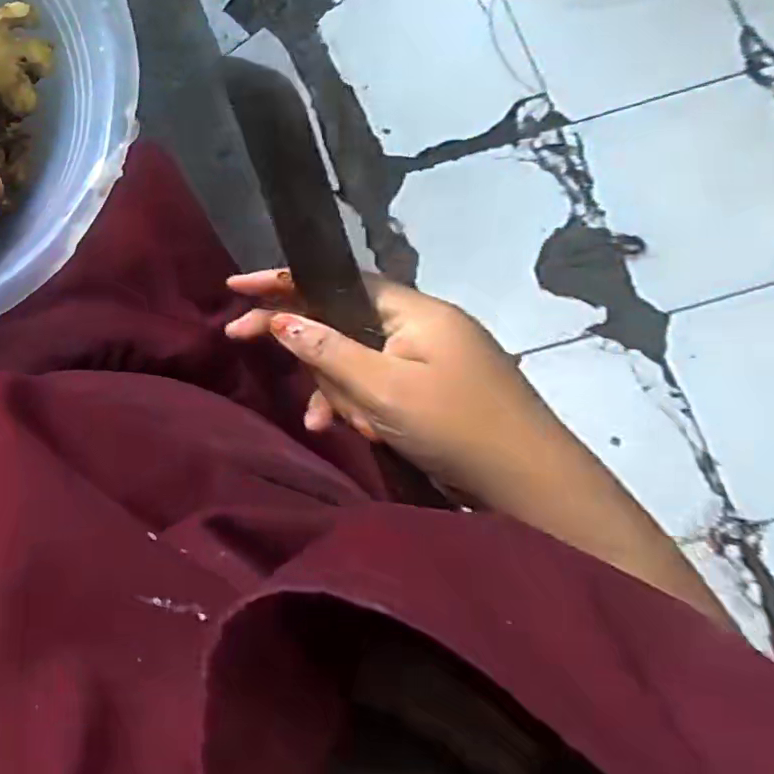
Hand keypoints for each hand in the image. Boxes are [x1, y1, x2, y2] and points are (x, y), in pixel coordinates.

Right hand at [224, 269, 580, 498]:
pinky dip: (350, 402)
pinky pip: (369, 382)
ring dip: (330, 386)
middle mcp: (419, 327)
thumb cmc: (456, 427)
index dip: (282, 281)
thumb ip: (325, 349)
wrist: (537, 492)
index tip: (236, 287)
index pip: (336, 282)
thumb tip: (279, 319)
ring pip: (349, 357)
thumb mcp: (380, 388)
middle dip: (297, 340)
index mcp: (415, 312)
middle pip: (336, 318)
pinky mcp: (426, 389)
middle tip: (238, 337)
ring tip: (324, 419)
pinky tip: (336, 427)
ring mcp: (425, 359)